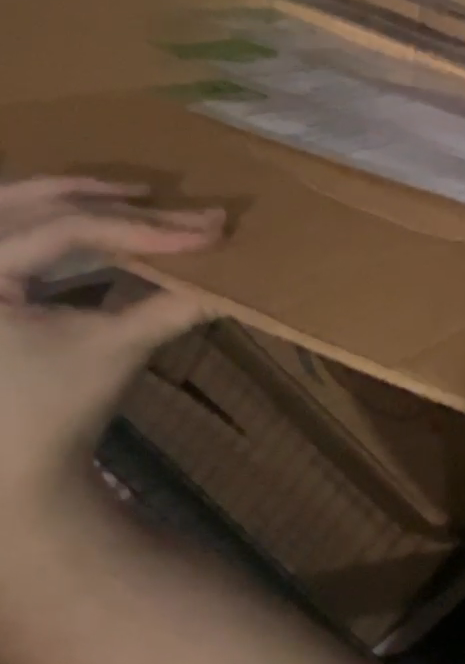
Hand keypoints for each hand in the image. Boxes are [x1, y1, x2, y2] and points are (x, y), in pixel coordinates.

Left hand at [0, 178, 223, 510]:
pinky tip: (101, 230)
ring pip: (9, 212)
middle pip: (30, 208)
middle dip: (111, 204)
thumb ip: (175, 303)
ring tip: (138, 197)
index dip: (143, 227)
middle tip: (182, 206)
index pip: (64, 230)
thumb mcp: (119, 346)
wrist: (10, 465)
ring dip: (75, 200)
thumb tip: (242, 275)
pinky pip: (10, 239)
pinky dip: (54, 226)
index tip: (209, 231)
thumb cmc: (56, 407)